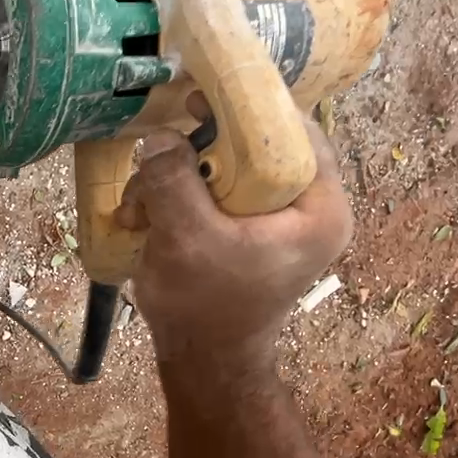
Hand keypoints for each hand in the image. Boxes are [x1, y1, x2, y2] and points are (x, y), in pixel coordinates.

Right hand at [112, 121, 351, 367]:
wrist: (201, 359)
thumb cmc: (205, 305)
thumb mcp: (186, 239)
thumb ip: (174, 183)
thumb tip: (156, 138)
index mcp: (318, 210)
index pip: (295, 134)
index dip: (247, 112)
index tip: (198, 99)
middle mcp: (304, 208)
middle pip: (253, 150)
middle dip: (194, 154)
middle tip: (156, 155)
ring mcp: (272, 221)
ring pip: (221, 171)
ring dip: (171, 181)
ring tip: (138, 209)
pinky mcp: (242, 230)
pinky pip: (207, 193)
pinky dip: (171, 199)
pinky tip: (142, 218)